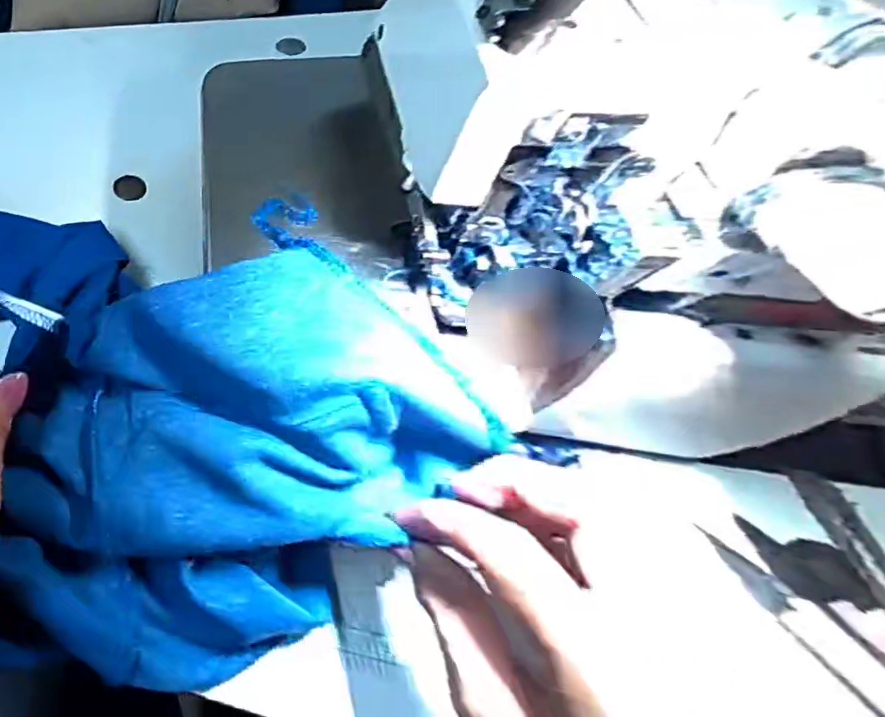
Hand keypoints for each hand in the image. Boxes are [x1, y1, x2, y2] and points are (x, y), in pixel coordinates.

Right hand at [397, 456, 825, 716]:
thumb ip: (460, 629)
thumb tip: (421, 550)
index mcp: (611, 668)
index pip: (512, 548)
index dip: (446, 516)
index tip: (408, 514)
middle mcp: (680, 639)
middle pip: (594, 508)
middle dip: (511, 481)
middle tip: (459, 492)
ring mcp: (724, 637)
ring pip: (640, 514)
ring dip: (555, 494)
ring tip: (502, 506)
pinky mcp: (741, 640)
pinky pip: (669, 546)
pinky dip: (600, 521)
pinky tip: (557, 538)